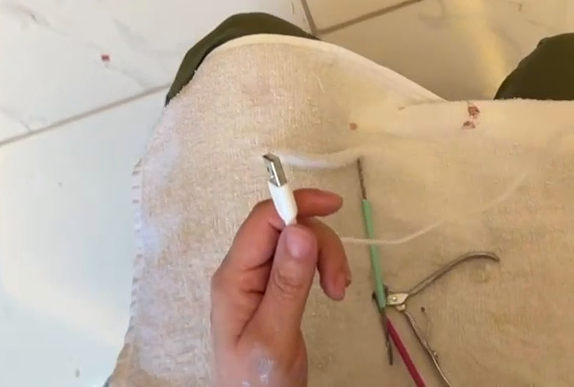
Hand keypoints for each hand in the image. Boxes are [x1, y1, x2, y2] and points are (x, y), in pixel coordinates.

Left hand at [210, 190, 351, 386]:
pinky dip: (320, 266)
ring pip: (295, 241)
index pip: (263, 219)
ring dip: (323, 256)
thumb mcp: (274, 338)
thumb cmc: (259, 384)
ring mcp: (257, 279)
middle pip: (283, 227)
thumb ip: (286, 284)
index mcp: (233, 275)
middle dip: (318, 242)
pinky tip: (331, 289)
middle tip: (339, 281)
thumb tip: (300, 228)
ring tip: (338, 291)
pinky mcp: (273, 290)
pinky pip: (298, 261)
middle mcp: (243, 269)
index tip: (334, 206)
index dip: (297, 203)